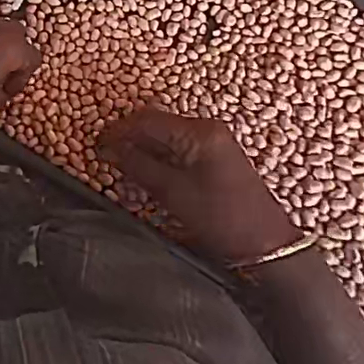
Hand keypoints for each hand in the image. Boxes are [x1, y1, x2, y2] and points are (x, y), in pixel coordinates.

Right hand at [97, 107, 298, 264]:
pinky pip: (180, 145)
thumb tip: (109, 149)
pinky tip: (147, 170)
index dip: (119, 131)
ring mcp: (215, 140)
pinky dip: (161, 154)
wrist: (264, 243)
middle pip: (158, 123)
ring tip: (122, 164)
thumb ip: (138, 166)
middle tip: (106, 155)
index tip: (98, 145)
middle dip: (130, 137)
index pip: (148, 120)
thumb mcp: (172, 192)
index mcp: (198, 132)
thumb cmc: (220, 218)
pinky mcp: (217, 155)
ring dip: (144, 146)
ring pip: (168, 135)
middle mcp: (208, 128)